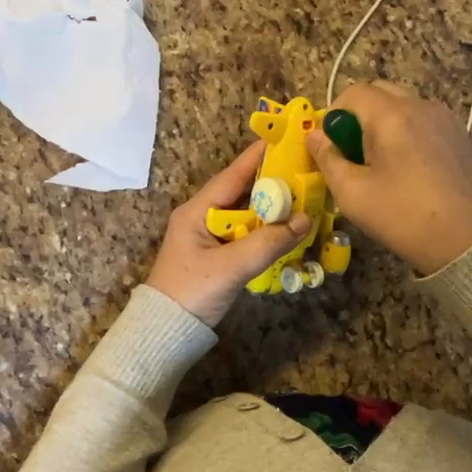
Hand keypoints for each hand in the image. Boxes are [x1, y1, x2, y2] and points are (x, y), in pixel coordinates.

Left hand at [145, 142, 313, 326]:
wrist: (166, 332)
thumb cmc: (191, 292)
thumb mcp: (230, 267)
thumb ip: (267, 243)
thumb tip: (304, 220)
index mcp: (197, 211)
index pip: (232, 176)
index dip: (257, 157)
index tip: (283, 139)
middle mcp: (202, 218)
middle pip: (242, 192)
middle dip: (272, 182)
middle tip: (304, 170)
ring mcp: (210, 238)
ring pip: (246, 215)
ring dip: (272, 209)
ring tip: (304, 196)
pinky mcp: (217, 256)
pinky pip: (247, 235)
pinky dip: (267, 231)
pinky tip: (288, 231)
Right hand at [306, 81, 471, 275]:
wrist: (466, 240)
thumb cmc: (402, 216)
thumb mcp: (352, 193)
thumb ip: (327, 158)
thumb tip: (314, 136)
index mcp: (392, 116)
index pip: (353, 92)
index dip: (333, 114)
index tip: (330, 145)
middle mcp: (420, 106)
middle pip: (379, 92)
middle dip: (358, 115)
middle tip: (353, 153)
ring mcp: (444, 118)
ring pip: (402, 104)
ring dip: (383, 123)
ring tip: (380, 162)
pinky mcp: (458, 134)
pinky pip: (422, 119)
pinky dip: (406, 131)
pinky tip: (407, 167)